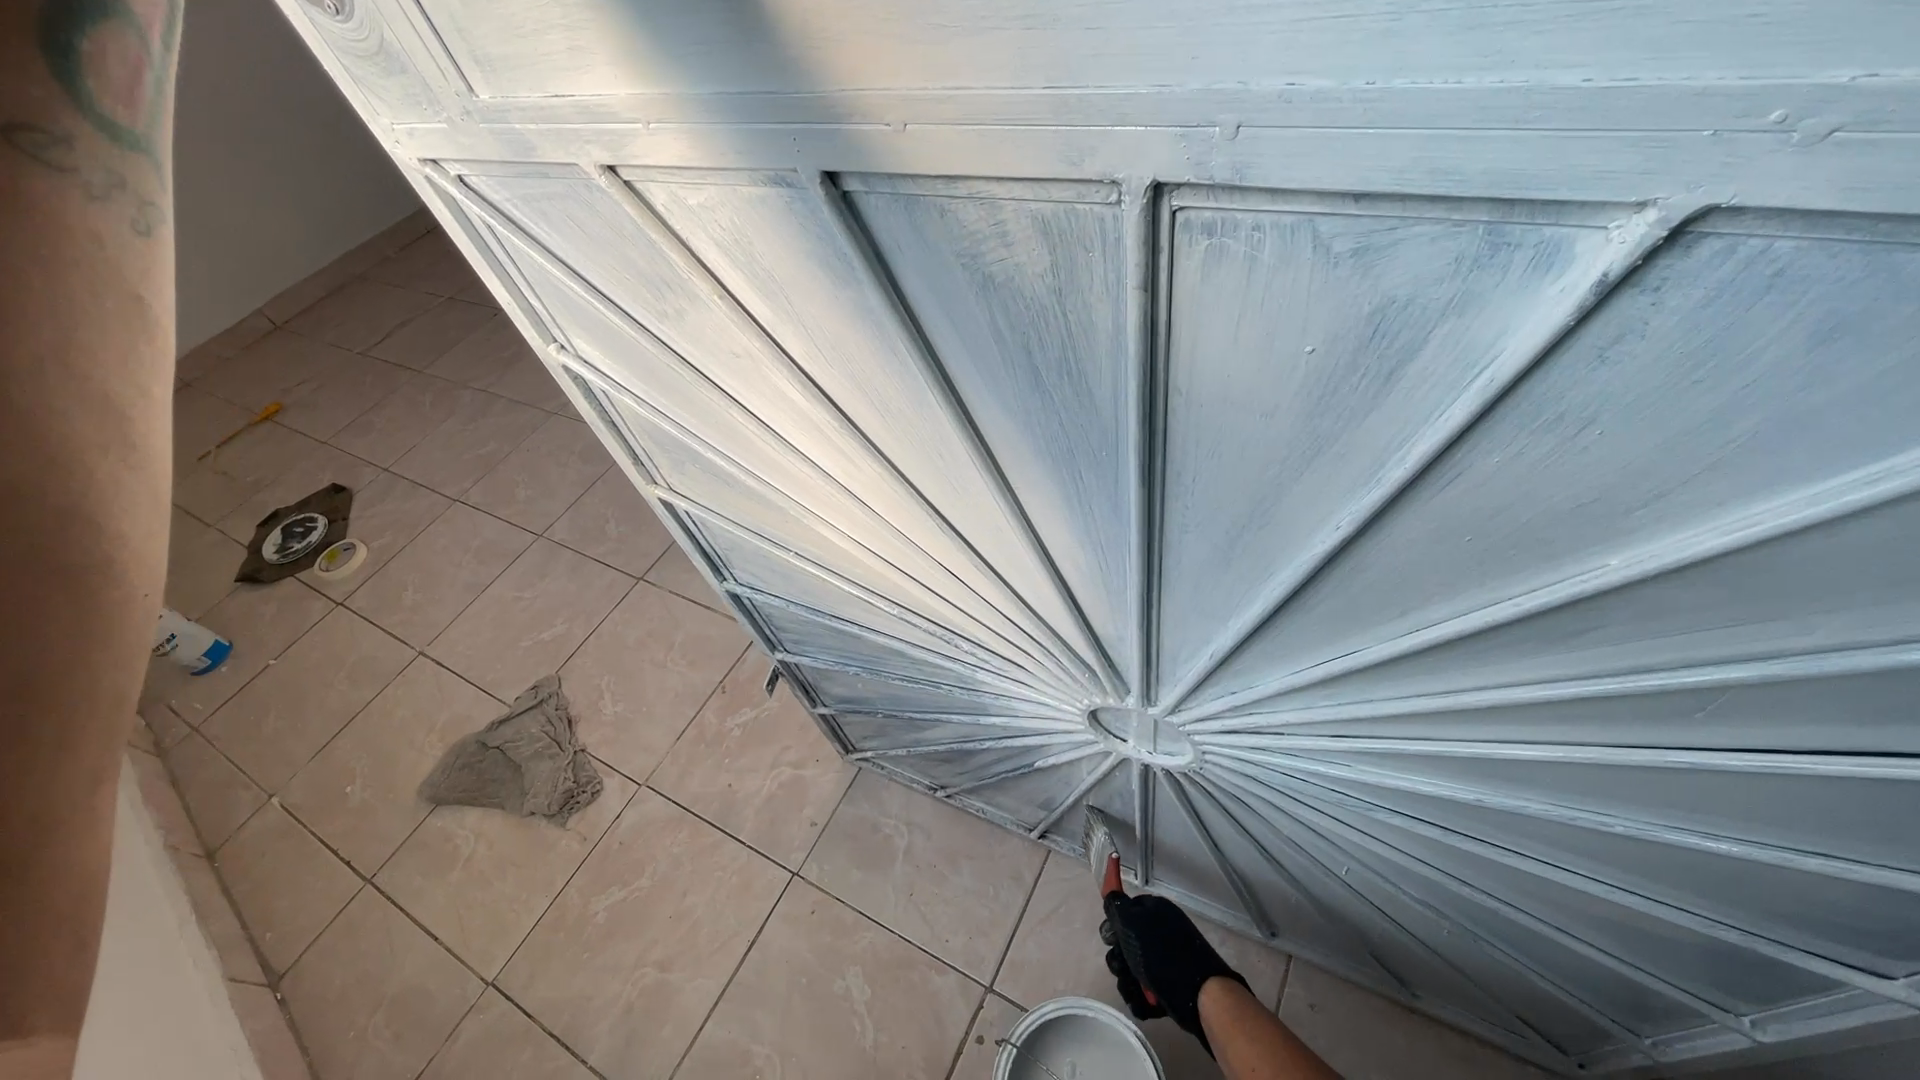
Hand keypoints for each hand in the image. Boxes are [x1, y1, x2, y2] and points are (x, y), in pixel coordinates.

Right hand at [1102, 893, 1248, 1051]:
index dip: (1115, 927)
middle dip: (1120, 961)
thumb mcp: (1133, 923)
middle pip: (1124, 945)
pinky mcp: (1168, 985)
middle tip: (1126, 967)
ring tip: (1140, 990)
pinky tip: (1147, 1002)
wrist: (1199, 994)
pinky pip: (1143, 990)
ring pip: (1131, 971)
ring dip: (1129, 983)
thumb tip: (1110, 888)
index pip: (1124, 912)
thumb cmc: (1163, 954)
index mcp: (1154, 912)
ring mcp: (1165, 961)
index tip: (1113, 939)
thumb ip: (1116, 906)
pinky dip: (1142, 998)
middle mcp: (1159, 934)